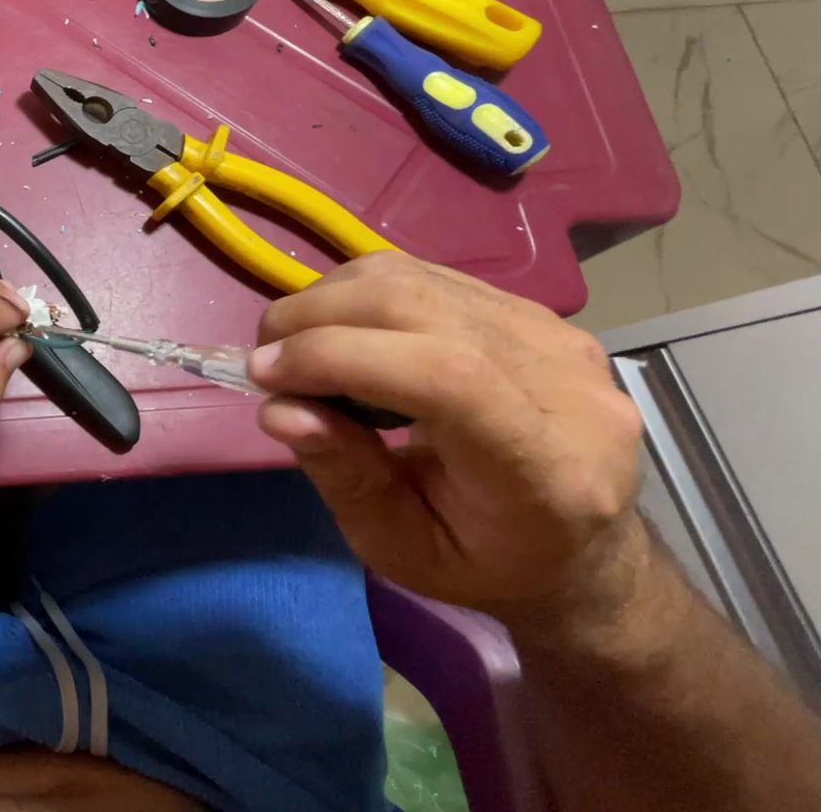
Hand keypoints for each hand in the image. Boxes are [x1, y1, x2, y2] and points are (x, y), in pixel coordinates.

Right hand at [246, 252, 648, 623]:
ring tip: (293, 349)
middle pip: (417, 306)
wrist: (573, 546)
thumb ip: (343, 477)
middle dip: (312, 320)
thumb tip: (279, 410)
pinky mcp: (525, 310)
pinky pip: (416, 275)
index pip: (446, 376)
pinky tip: (336, 336)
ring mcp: (550, 335)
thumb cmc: (478, 560)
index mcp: (546, 470)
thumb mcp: (396, 546)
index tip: (262, 376)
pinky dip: (351, 295)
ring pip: (408, 279)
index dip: (338, 359)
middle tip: (263, 363)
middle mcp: (564, 385)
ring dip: (324, 302)